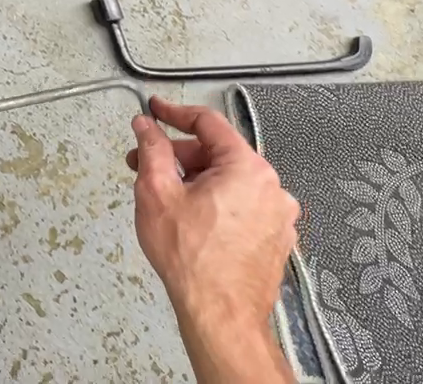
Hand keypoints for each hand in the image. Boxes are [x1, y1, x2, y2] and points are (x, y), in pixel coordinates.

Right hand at [127, 97, 299, 341]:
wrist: (220, 314)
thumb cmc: (190, 255)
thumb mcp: (156, 189)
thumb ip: (151, 147)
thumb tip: (145, 124)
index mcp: (248, 169)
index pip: (208, 123)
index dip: (174, 112)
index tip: (154, 109)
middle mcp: (272, 189)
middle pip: (217, 153)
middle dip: (177, 154)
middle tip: (143, 162)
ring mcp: (278, 217)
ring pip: (228, 179)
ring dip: (193, 178)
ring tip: (163, 194)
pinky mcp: (275, 238)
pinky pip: (240, 203)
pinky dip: (213, 199)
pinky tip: (188, 216)